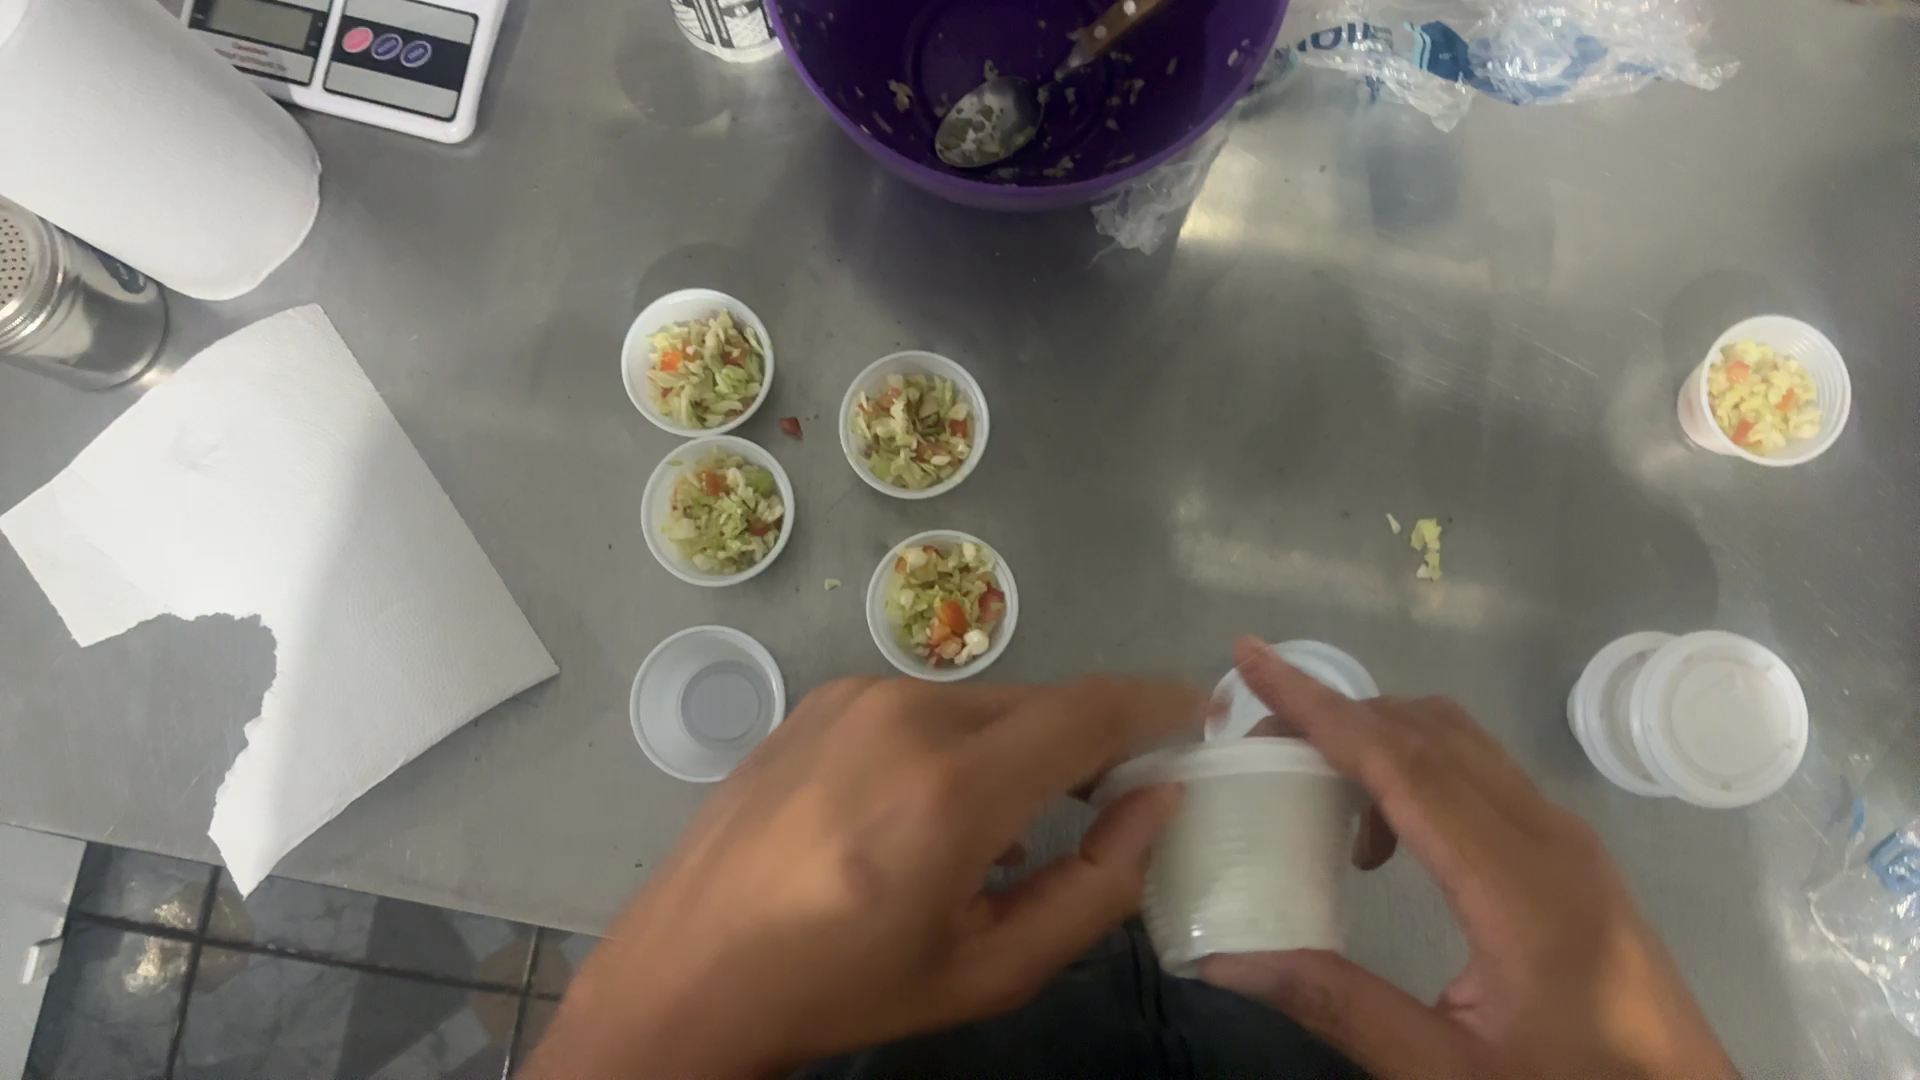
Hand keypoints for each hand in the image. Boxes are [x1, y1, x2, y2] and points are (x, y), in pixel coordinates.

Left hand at [523, 675, 1204, 1078]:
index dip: (1154, 705)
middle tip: (1113, 788)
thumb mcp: (990, 966)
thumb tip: (1156, 799)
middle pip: (1041, 702)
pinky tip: (932, 800)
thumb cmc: (847, 984)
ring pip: (985, 702)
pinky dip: (962, 739)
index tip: (1196, 715)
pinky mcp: (826, 694)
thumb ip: (1096, 883)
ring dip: (1022, 743)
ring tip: (1009, 816)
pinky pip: (928, 704)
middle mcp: (905, 712)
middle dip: (1092, 736)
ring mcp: (857, 693)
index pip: (1087, 711)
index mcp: (949, 788)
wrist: (690, 964)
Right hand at [1202, 637, 1737, 1079]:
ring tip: (1310, 775)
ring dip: (1371, 733)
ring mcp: (1565, 840)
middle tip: (1260, 736)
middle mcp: (1549, 840)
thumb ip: (1341, 1008)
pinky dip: (1407, 764)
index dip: (1318, 708)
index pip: (1402, 763)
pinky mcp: (1566, 852)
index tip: (1252, 658)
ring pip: (1452, 738)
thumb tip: (1228, 960)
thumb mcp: (1455, 1078)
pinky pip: (1472, 768)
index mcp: (1524, 890)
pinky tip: (1379, 837)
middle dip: (1331, 711)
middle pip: (1423, 730)